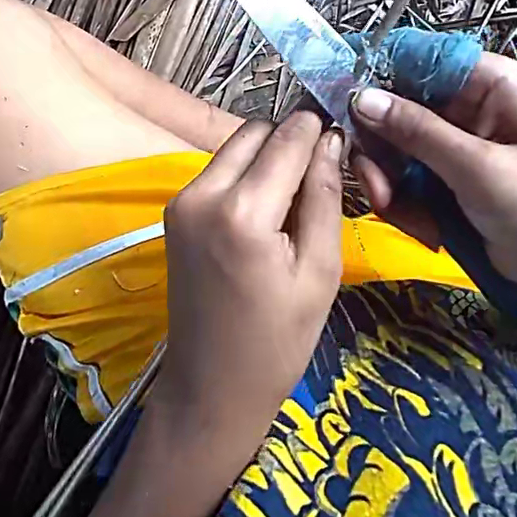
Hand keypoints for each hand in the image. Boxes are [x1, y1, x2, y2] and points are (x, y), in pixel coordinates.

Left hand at [156, 113, 343, 444]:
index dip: (318, 128)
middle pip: (256, 130)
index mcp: (243, 211)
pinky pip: (219, 169)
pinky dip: (247, 173)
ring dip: (268, 155)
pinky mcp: (175, 211)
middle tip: (321, 172)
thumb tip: (333, 139)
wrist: (210, 388)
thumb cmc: (277, 341)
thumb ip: (325, 196)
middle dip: (291, 139)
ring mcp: (182, 200)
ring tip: (296, 196)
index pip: (287, 137)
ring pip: (236, 145)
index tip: (342, 134)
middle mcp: (203, 193)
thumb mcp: (319, 271)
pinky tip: (267, 209)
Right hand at [351, 53, 516, 301]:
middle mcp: (467, 105)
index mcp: (487, 82)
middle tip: (378, 190)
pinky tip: (428, 231)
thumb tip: (361, 96)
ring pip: (394, 148)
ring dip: (391, 184)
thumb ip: (417, 132)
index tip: (340, 105)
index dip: (375, 76)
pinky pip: (406, 179)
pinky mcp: (448, 180)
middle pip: (395, 107)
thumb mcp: (481, 169)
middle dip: (381, 151)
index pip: (416, 58)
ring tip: (408, 219)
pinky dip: (406, 204)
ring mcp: (455, 145)